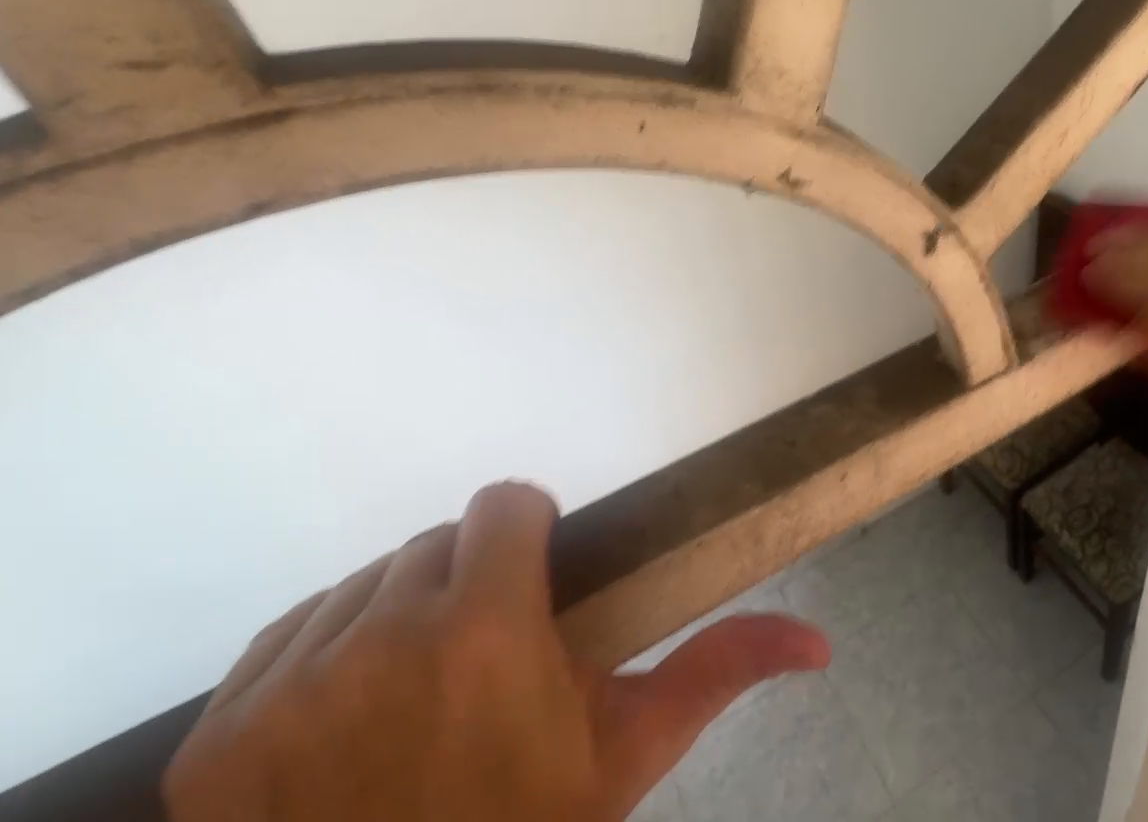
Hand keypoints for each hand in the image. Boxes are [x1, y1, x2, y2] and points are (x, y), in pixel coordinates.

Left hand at [164, 482, 828, 821]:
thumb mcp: (632, 755)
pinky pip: (285, 641)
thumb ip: (721, 671)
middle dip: (471, 579)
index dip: (530, 530)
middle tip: (493, 653)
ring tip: (425, 690)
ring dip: (399, 617)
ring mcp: (286, 689)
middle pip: (435, 546)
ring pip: (362, 588)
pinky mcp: (214, 740)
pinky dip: (324, 662)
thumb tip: (821, 641)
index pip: (502, 505)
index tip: (542, 572)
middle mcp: (378, 637)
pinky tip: (352, 722)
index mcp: (485, 630)